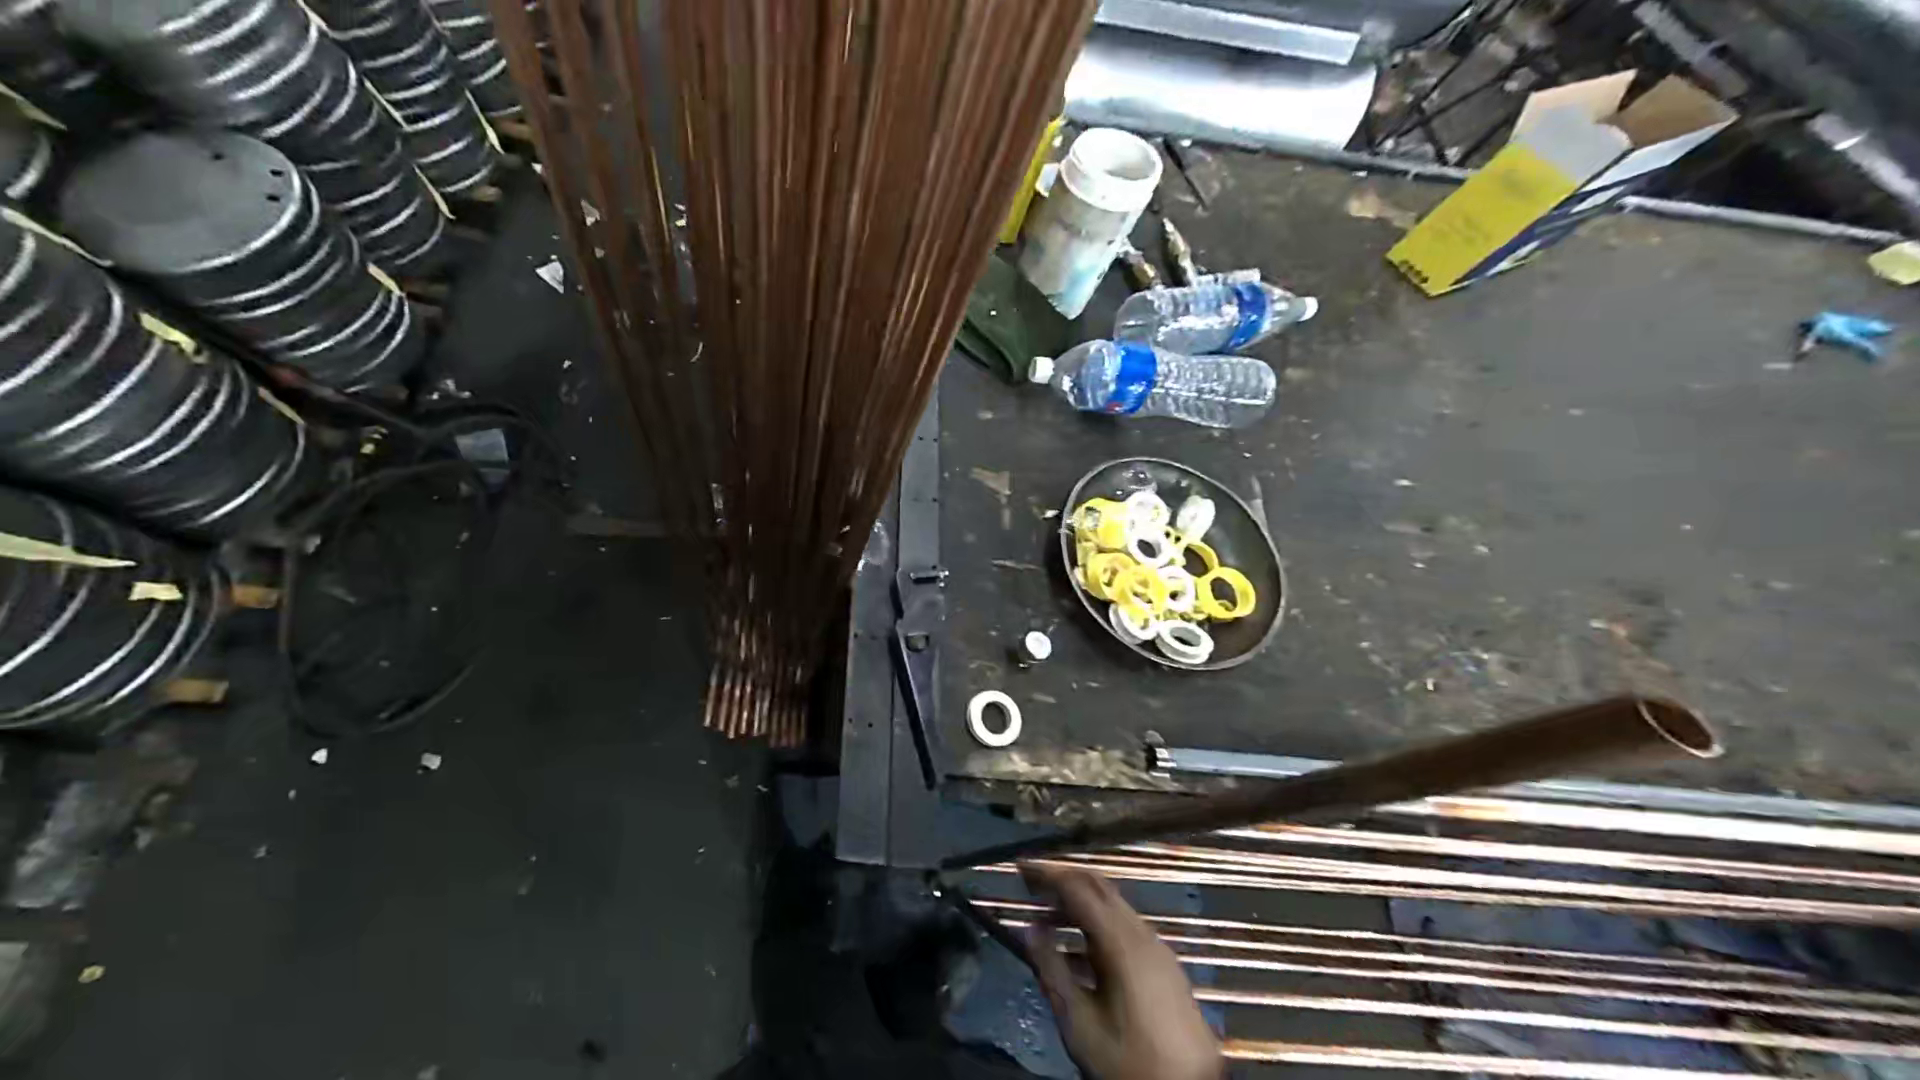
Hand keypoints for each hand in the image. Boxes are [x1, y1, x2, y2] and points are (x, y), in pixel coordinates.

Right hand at [1020, 863, 1221, 1079]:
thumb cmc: (1129, 1061)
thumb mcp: (1080, 1024)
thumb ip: (1052, 970)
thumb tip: (1031, 928)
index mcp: (1121, 942)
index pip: (1078, 888)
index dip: (1047, 873)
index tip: (1020, 867)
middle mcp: (1142, 933)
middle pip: (1099, 886)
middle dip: (1063, 879)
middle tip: (1030, 883)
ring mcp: (1157, 947)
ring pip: (1113, 905)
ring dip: (1078, 902)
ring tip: (1046, 916)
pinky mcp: (1164, 963)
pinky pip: (1124, 925)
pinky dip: (1096, 921)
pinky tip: (1077, 946)